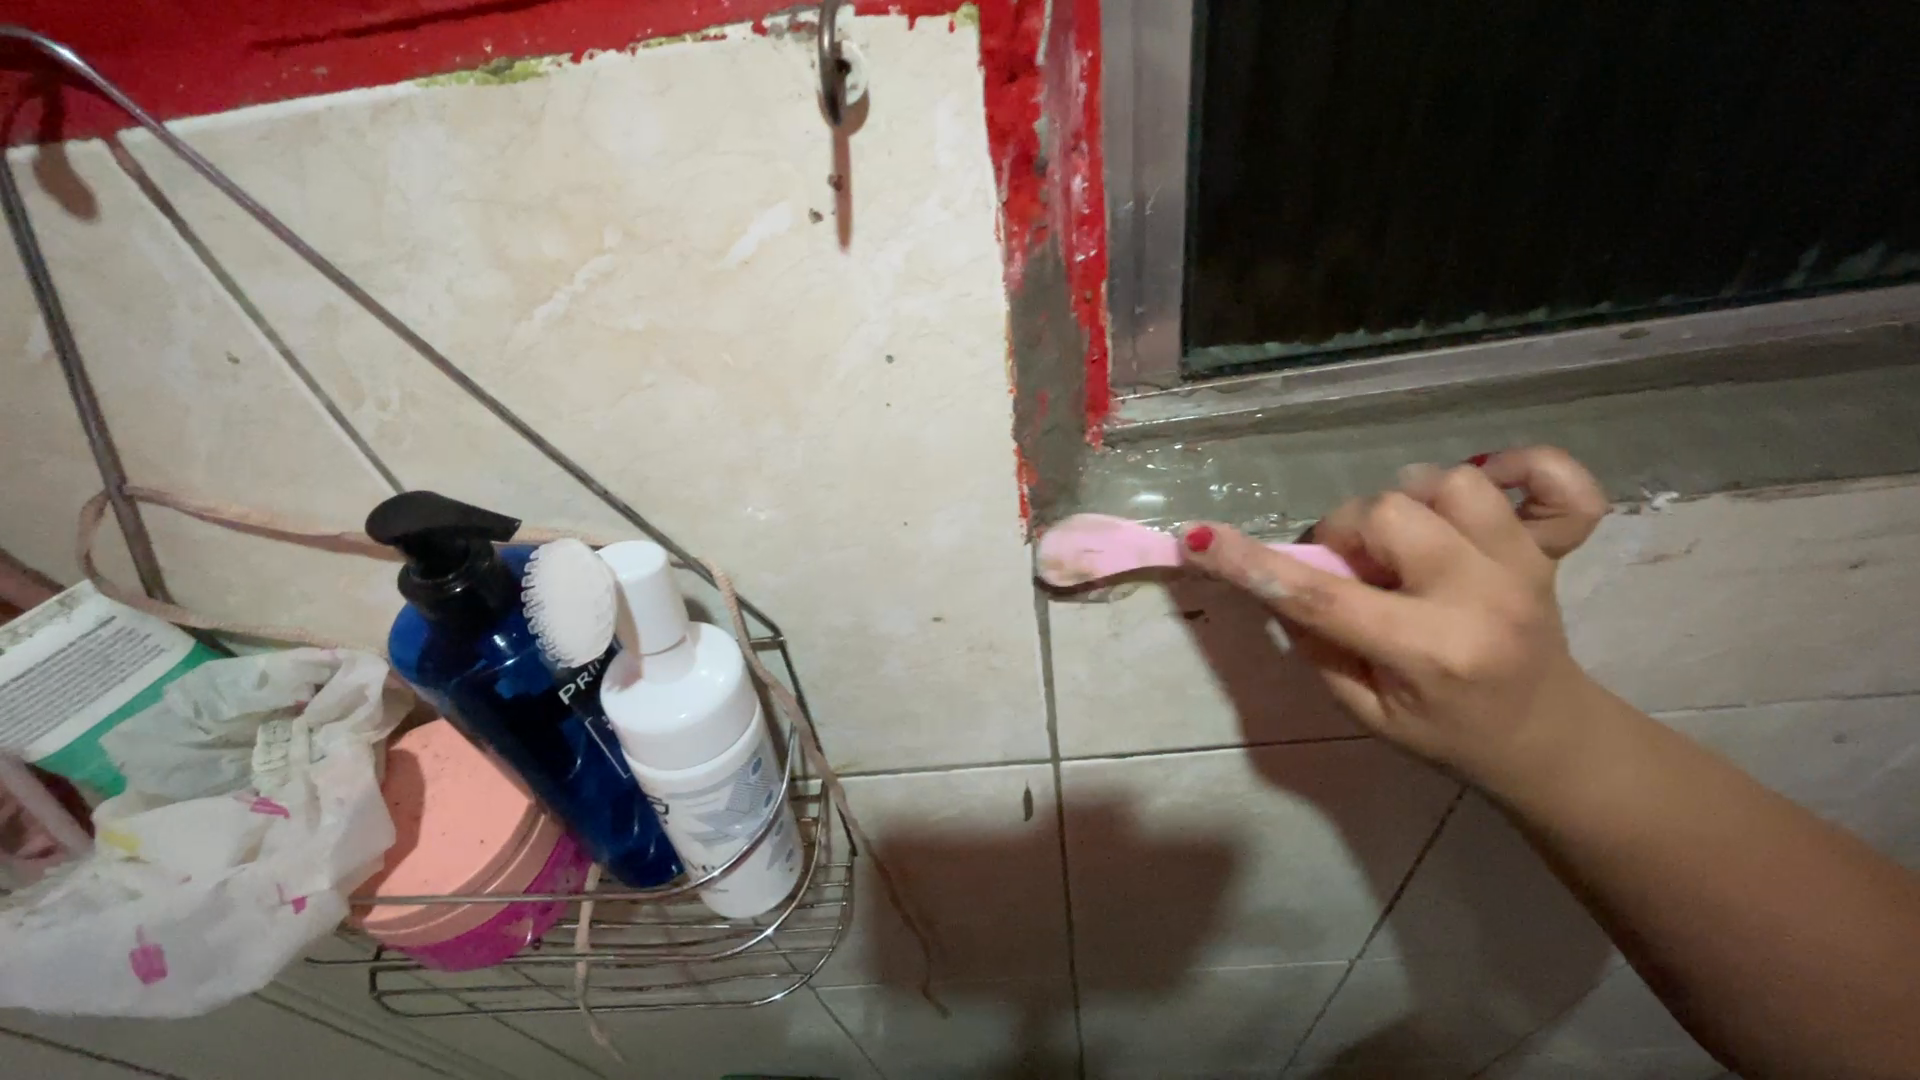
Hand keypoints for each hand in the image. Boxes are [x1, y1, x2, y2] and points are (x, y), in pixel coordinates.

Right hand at [1182, 447, 1610, 787]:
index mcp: (1428, 651)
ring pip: (1452, 483)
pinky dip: (1530, 467)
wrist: (1546, 740)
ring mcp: (1524, 566)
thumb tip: (1279, 578)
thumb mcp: (1362, 710)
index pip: (1323, 597)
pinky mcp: (1554, 549)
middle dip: (1346, 533)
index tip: (1200, 538)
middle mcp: (1480, 596)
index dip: (1252, 563)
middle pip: (1387, 513)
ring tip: (1406, 540)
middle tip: (1351, 568)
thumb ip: (1316, 642)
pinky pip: (1561, 483)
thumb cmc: (1444, 733)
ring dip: (1409, 502)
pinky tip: (1494, 481)